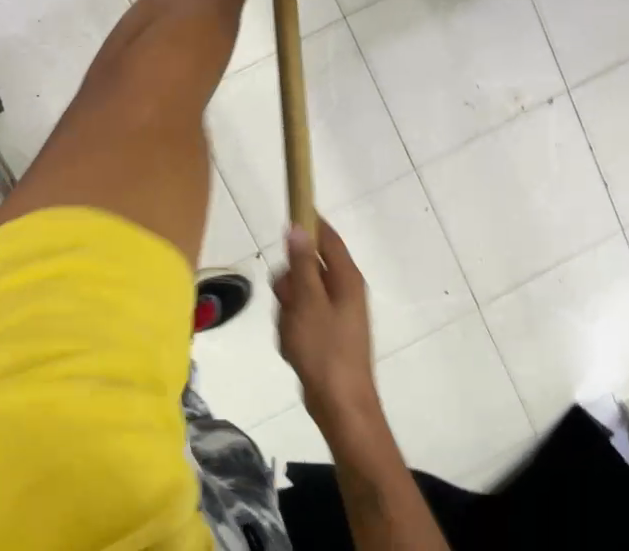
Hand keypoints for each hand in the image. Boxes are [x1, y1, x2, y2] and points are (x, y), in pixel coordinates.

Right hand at [273, 222, 383, 439]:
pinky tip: (293, 348)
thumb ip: (302, 263)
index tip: (283, 222)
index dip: (307, 224)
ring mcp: (336, 314)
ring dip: (288, 310)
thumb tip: (299, 227)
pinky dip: (292, 330)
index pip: (327, 236)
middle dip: (289, 282)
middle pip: (307, 266)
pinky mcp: (327, 334)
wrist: (340, 405)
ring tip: (292, 334)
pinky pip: (301, 318)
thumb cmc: (324, 350)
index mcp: (346, 278)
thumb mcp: (308, 302)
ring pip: (299, 294)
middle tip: (286, 302)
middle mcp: (344, 290)